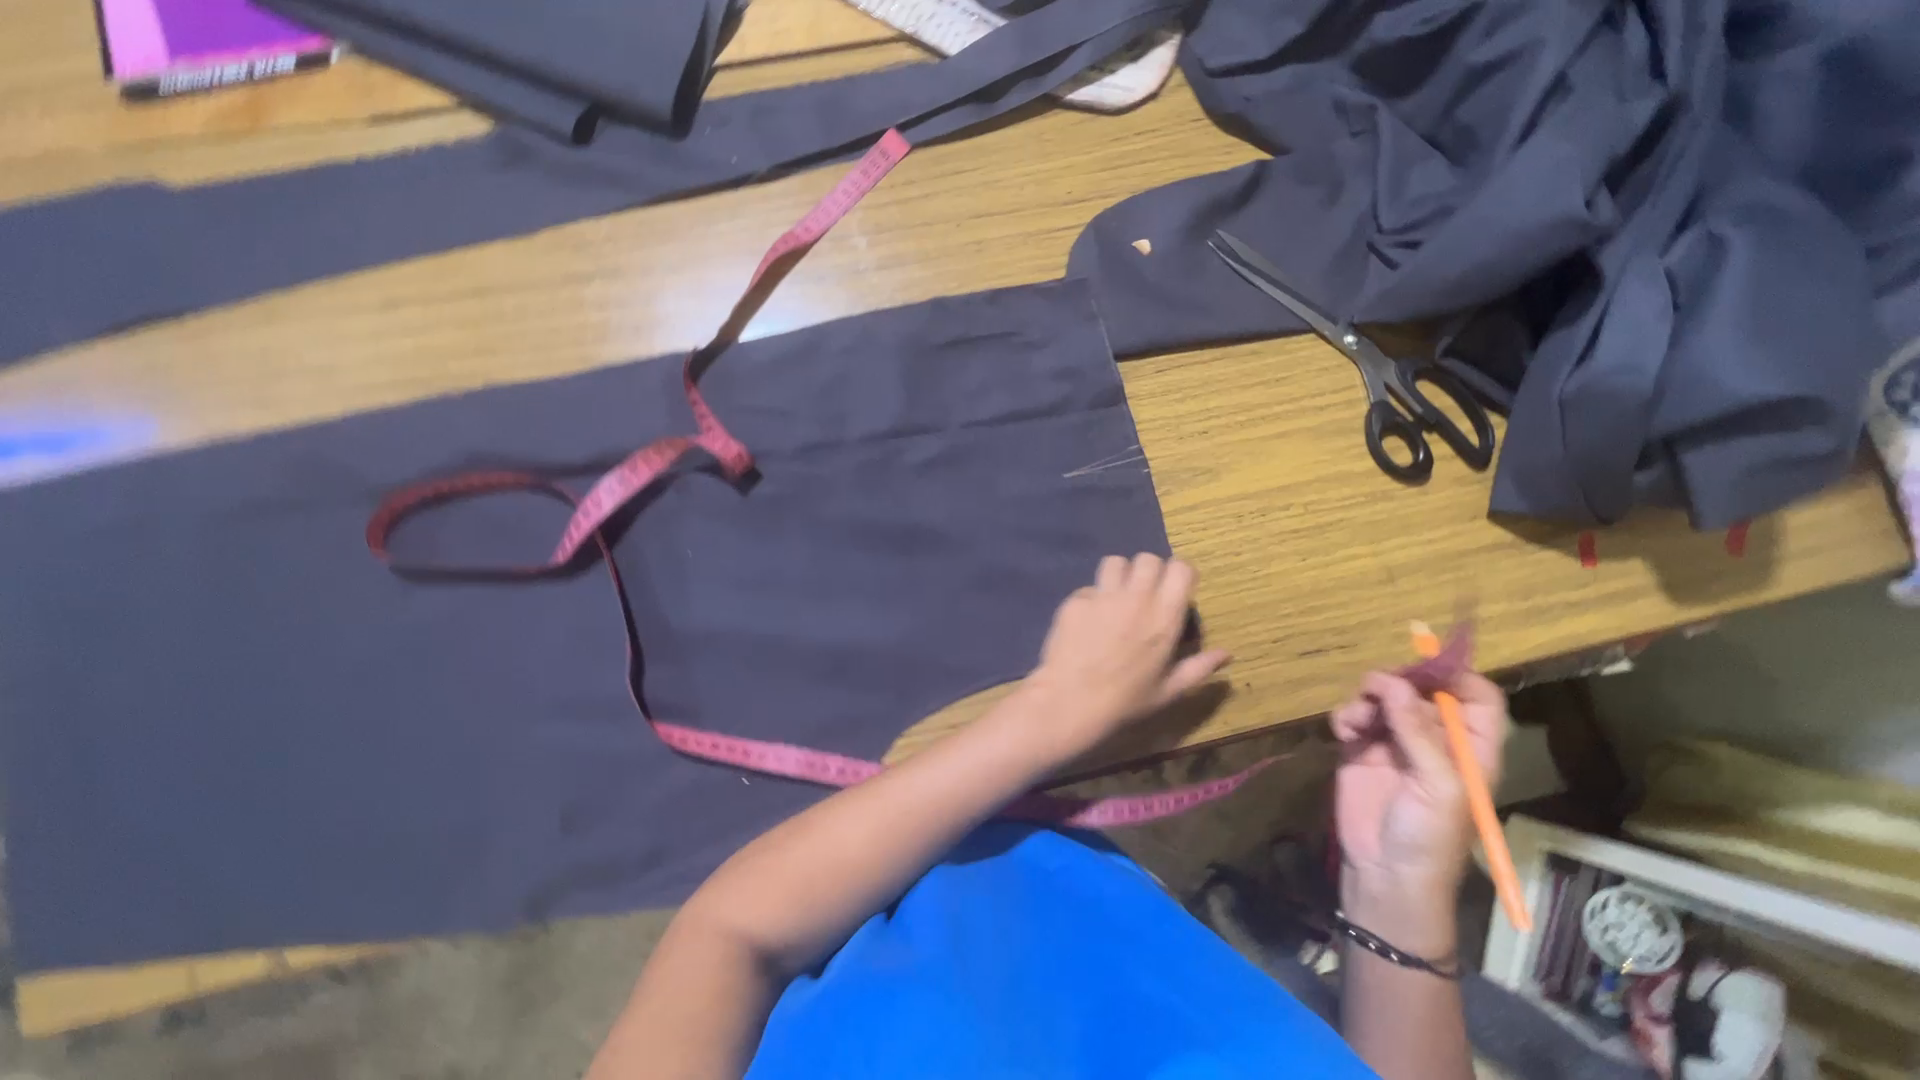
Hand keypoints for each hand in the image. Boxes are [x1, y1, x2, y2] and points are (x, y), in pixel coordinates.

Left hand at [1019, 554, 1229, 761]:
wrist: (1071, 702)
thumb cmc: (1126, 701)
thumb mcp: (1169, 690)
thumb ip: (1199, 668)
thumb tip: (1227, 654)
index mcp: (1164, 617)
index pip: (1181, 568)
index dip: (1180, 574)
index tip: (1176, 589)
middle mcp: (1136, 598)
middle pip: (1148, 558)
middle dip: (1149, 571)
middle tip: (1145, 594)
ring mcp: (1103, 596)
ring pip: (1115, 562)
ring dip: (1120, 575)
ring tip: (1117, 597)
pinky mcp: (1075, 601)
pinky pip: (1088, 587)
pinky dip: (1092, 598)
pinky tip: (1088, 620)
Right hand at [1330, 671, 1508, 951]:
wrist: (1385, 876)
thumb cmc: (1429, 837)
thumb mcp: (1438, 786)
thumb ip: (1418, 732)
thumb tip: (1393, 684)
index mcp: (1471, 748)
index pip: (1477, 697)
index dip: (1457, 676)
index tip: (1425, 666)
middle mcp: (1434, 739)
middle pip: (1423, 690)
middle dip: (1401, 682)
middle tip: (1379, 686)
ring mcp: (1395, 744)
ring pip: (1384, 698)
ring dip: (1368, 699)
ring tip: (1357, 719)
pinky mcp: (1360, 752)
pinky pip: (1354, 717)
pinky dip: (1347, 715)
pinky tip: (1343, 731)